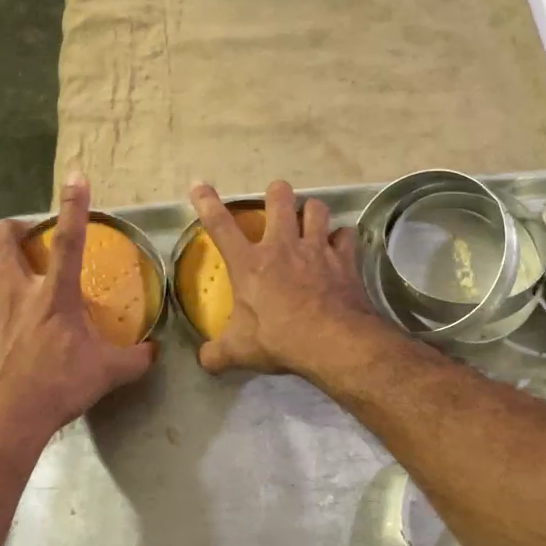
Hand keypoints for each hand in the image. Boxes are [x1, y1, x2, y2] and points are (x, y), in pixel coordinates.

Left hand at [0, 174, 155, 437]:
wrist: (7, 418)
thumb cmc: (60, 387)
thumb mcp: (109, 373)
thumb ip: (136, 358)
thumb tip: (156, 352)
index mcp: (55, 296)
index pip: (69, 241)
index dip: (73, 207)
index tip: (76, 178)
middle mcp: (17, 293)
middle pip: (1, 242)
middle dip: (10, 229)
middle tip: (23, 235)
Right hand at [189, 179, 377, 374]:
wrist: (332, 341)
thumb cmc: (279, 340)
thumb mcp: (238, 351)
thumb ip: (217, 354)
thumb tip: (205, 360)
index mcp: (249, 264)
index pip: (220, 226)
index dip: (207, 203)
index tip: (199, 185)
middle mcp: (282, 247)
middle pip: (279, 200)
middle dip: (277, 193)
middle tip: (277, 198)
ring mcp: (316, 249)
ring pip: (316, 209)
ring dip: (312, 211)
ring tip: (311, 218)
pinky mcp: (344, 259)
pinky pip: (346, 235)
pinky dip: (343, 238)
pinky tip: (340, 245)